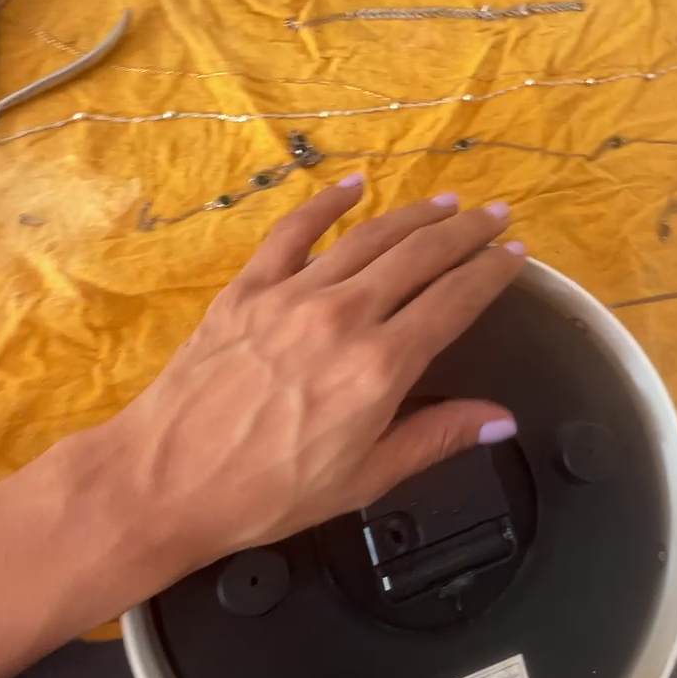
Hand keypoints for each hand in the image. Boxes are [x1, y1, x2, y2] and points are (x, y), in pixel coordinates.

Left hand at [75, 177, 525, 590]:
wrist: (162, 482)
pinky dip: (326, 204)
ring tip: (446, 202)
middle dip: (465, 232)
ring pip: (368, 238)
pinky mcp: (249, 288)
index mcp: (379, 366)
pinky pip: (293, 233)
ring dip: (414, 215)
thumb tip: (502, 420)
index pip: (453, 302)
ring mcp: (292, 295)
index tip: (514, 255)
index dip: (491, 273)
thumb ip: (437, 438)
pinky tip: (352, 185)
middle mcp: (343, 316)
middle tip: (494, 215)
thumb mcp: (364, 478)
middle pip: (420, 257)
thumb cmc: (268, 492)